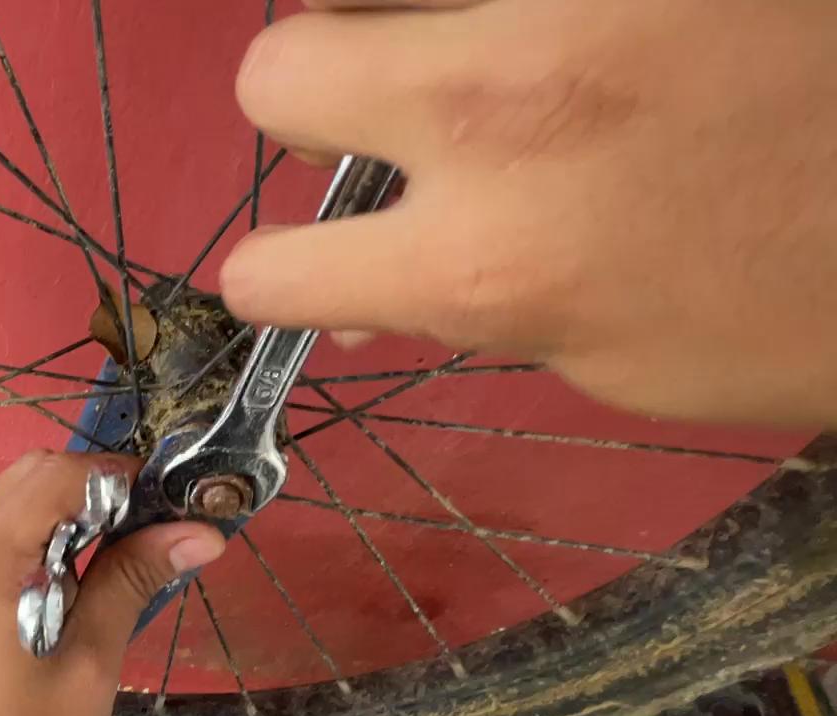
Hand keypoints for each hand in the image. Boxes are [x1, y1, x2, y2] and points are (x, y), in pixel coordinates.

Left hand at [0, 450, 224, 715]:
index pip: (55, 477)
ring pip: (5, 496)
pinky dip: (30, 530)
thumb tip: (201, 532)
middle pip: (27, 474)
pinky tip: (63, 574)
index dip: (118, 478)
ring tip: (109, 557)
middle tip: (144, 532)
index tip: (167, 504)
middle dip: (92, 488)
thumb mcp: (90, 664)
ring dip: (62, 508)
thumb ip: (132, 582)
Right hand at [222, 0, 836, 426]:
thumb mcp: (599, 352)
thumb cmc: (824, 298)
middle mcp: (507, 99)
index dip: (279, 278)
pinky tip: (573, 27)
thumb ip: (454, 312)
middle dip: (314, 106)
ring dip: (393, 14)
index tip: (320, 272)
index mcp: (486, 258)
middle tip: (393, 111)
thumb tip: (355, 298)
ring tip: (491, 40)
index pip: (262, 273)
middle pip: (276, 69)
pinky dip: (489, 0)